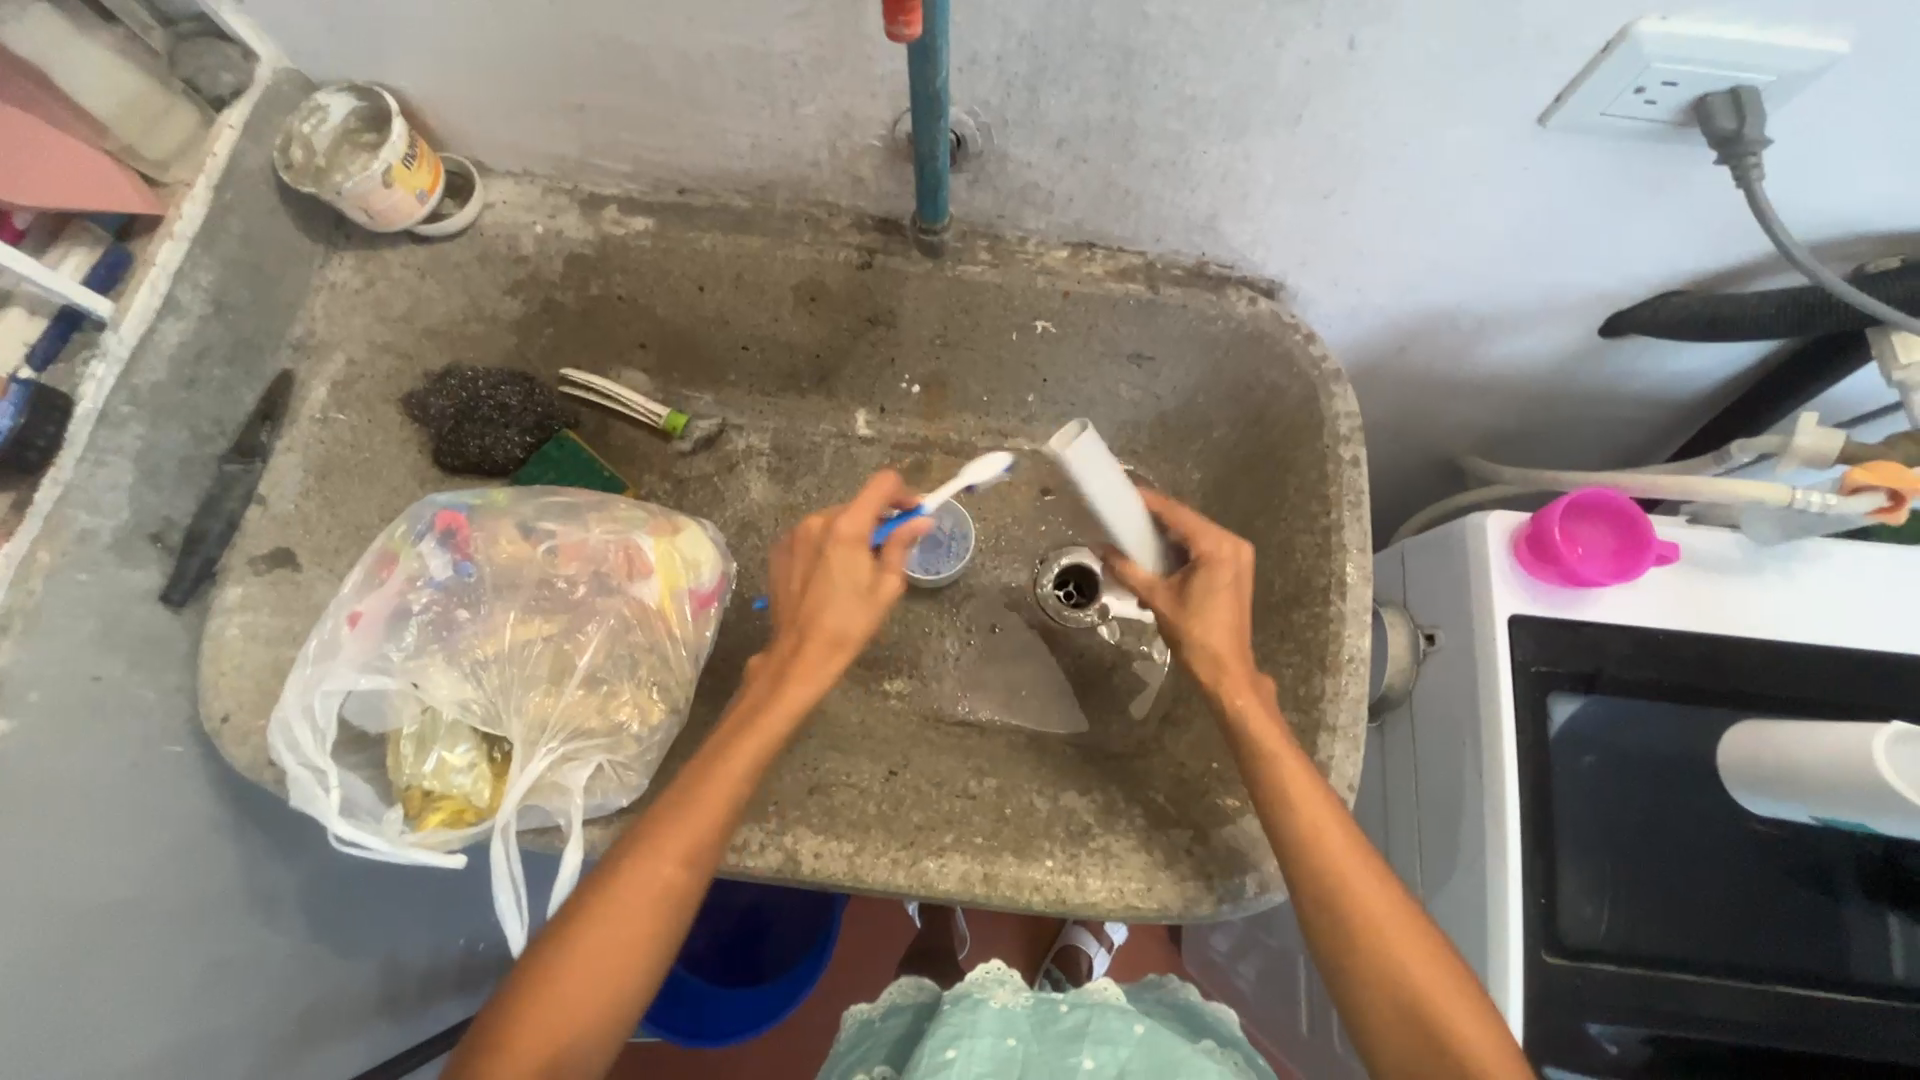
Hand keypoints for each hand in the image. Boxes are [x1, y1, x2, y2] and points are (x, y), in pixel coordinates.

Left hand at [753, 470, 932, 693]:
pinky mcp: (779, 549)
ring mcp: (794, 533)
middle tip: (888, 549)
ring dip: (850, 534)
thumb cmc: (851, 622)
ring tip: (855, 568)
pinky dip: (827, 545)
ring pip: (834, 520)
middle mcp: (817, 520)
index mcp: (848, 527)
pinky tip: (829, 575)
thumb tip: (920, 521)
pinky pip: (812, 536)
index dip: (903, 493)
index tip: (913, 512)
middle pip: (857, 505)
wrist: (801, 652)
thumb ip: (901, 545)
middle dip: (877, 520)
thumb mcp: (887, 586)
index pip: (882, 484)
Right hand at [1102, 488, 1268, 701]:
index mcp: (1217, 546)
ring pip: (1194, 535)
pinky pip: (1202, 549)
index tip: (1122, 491)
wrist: (1225, 670)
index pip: (1176, 512)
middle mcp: (1232, 543)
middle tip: (1122, 513)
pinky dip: (1179, 550)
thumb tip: (1099, 548)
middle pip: (1187, 521)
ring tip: (1133, 532)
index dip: (1148, 501)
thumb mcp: (1156, 598)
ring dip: (1166, 535)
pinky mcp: (1235, 570)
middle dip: (1154, 518)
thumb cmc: (1194, 633)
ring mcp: (1237, 557)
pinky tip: (1155, 554)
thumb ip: (1127, 568)